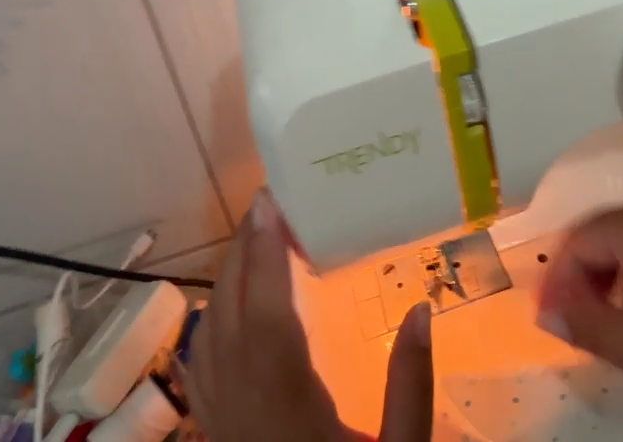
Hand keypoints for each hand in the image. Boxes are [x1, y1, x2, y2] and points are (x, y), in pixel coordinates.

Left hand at [182, 189, 435, 441]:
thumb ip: (412, 383)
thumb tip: (422, 309)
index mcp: (286, 401)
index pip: (266, 311)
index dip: (264, 252)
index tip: (269, 203)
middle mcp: (240, 402)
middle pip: (229, 308)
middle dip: (244, 249)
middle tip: (269, 204)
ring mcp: (218, 418)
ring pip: (207, 329)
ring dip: (229, 277)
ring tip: (258, 240)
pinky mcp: (212, 430)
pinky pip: (200, 358)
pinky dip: (214, 315)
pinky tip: (233, 303)